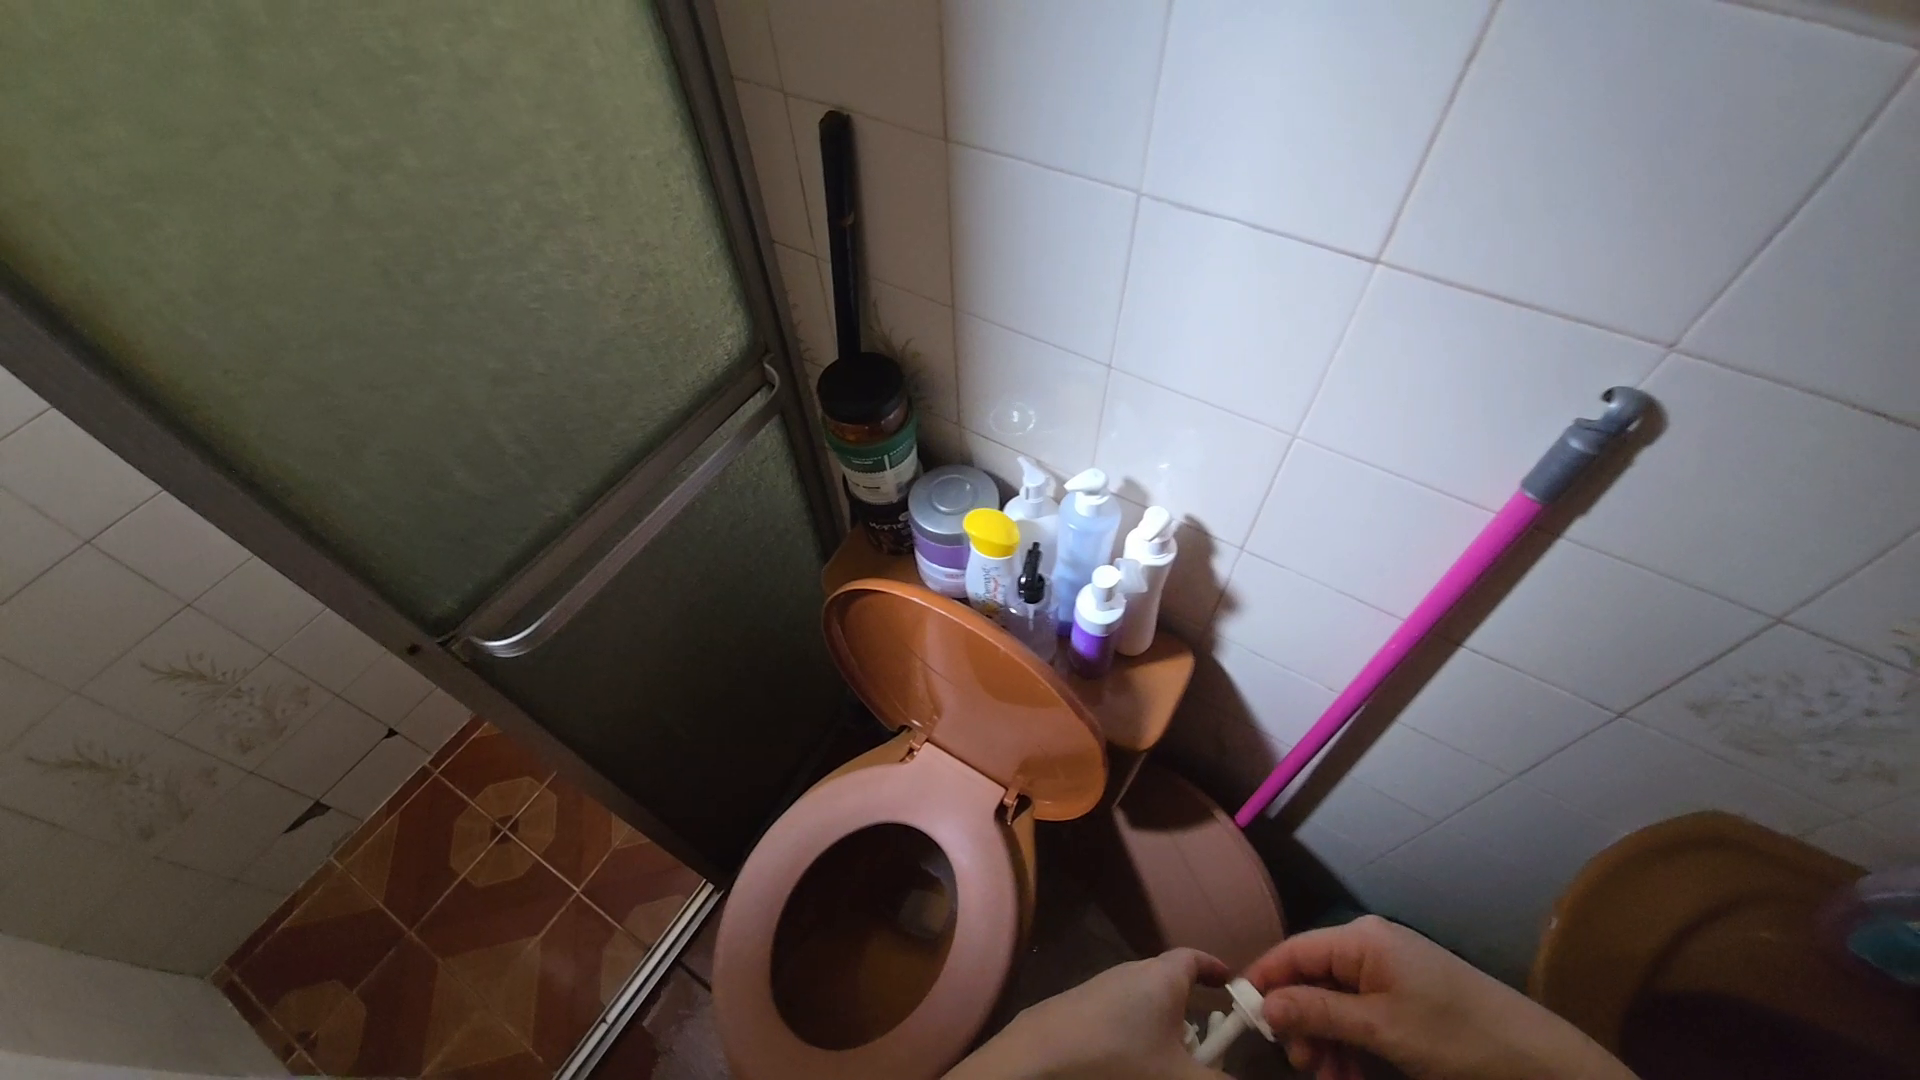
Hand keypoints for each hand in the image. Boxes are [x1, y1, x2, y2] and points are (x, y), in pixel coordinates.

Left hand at [945, 948, 1230, 1079]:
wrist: (1043, 1058)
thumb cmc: (1122, 1059)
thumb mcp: (1180, 1077)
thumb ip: (1216, 1079)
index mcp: (1162, 976)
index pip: (1194, 958)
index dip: (1214, 968)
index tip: (1231, 983)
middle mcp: (1132, 972)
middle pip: (1169, 982)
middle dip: (1191, 1010)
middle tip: (1211, 1042)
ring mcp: (1102, 988)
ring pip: (1144, 1002)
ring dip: (1163, 1027)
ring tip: (1174, 1060)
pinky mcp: (1079, 1008)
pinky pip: (1121, 1017)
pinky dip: (1136, 1035)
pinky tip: (1134, 1063)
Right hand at [1245, 915, 1636, 1079]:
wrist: (1544, 1064)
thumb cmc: (1456, 1038)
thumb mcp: (1382, 1029)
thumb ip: (1318, 1013)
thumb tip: (1262, 1004)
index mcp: (1360, 940)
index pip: (1293, 951)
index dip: (1265, 982)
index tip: (1244, 1019)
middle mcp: (1369, 947)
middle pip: (1312, 980)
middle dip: (1302, 1024)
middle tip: (1303, 1066)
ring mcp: (1389, 972)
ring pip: (1335, 1003)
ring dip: (1325, 1042)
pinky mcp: (1406, 998)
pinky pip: (1361, 1015)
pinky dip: (1350, 1045)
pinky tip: (1350, 1076)